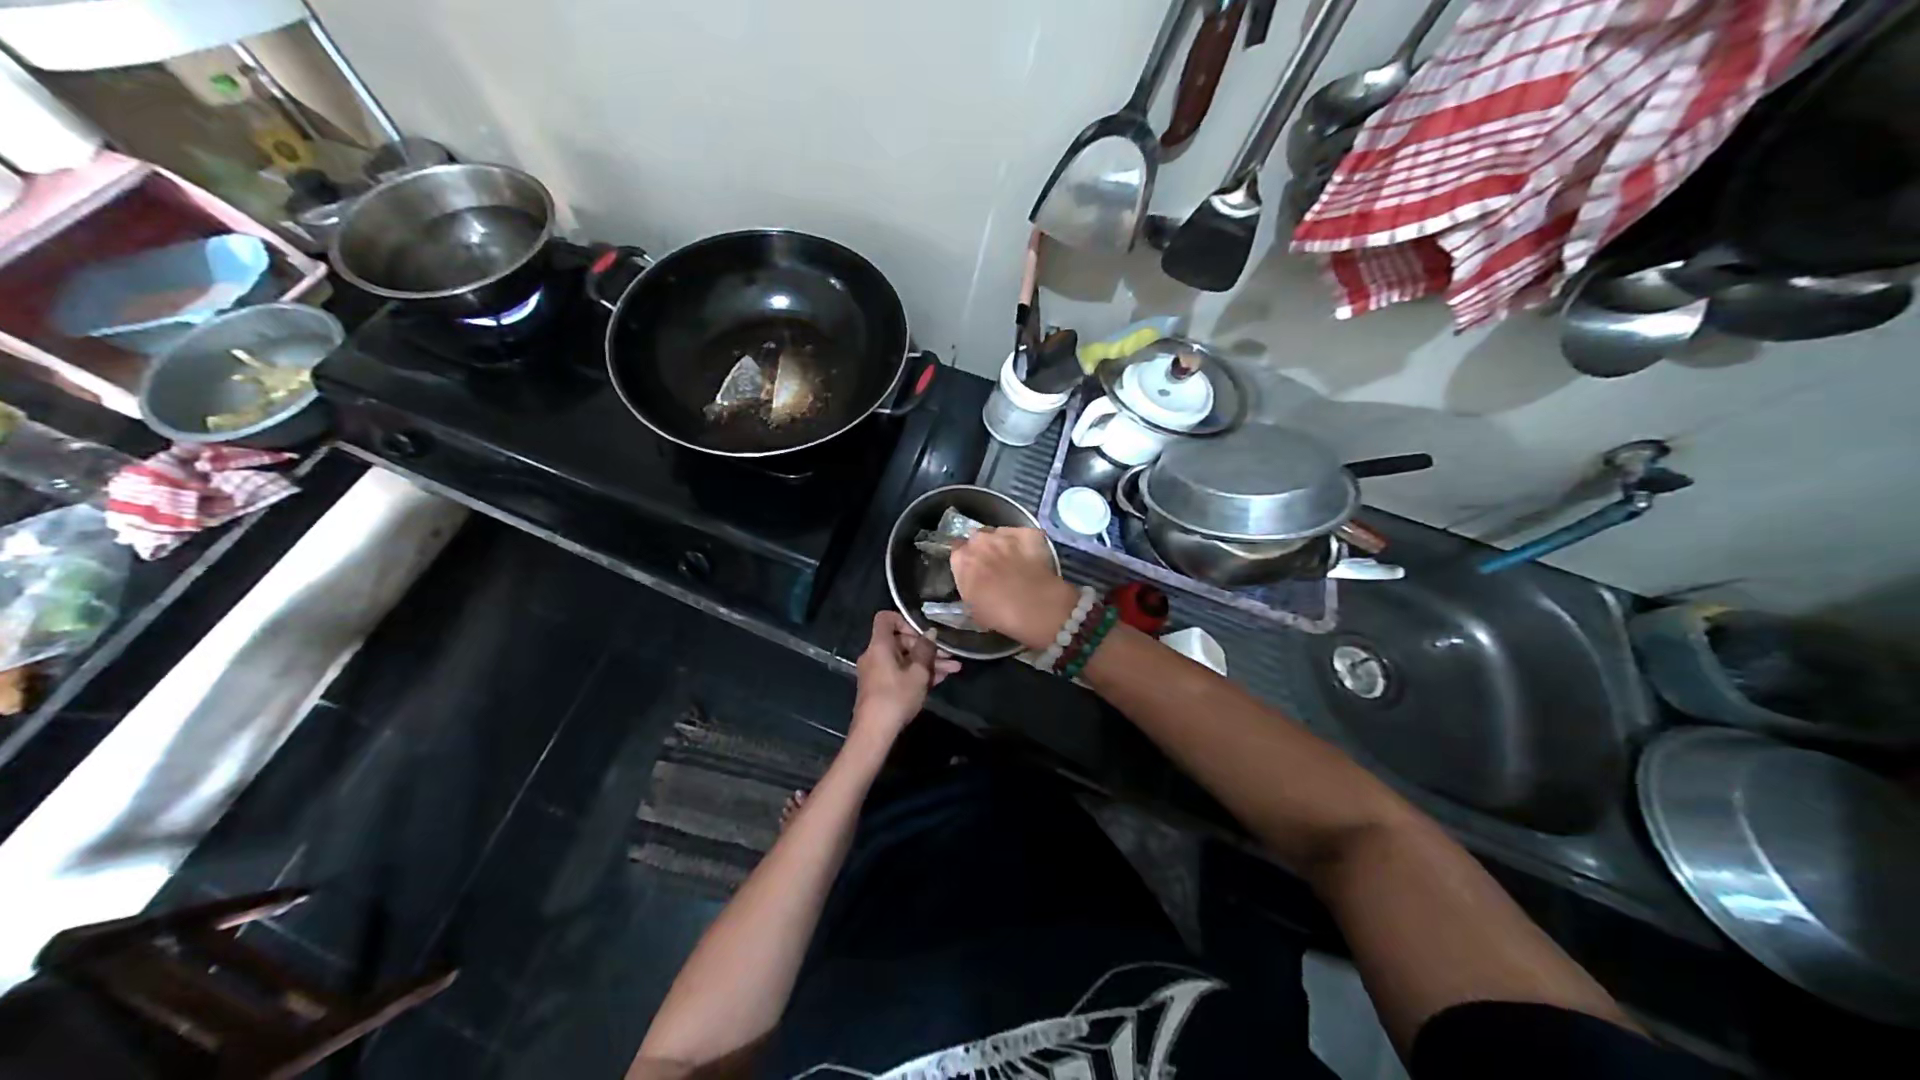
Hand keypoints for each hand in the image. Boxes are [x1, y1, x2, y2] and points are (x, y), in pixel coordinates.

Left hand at [851, 611, 959, 745]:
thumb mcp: (918, 673)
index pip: (885, 619)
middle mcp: (875, 655)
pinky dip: (918, 673)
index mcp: (879, 646)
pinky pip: (901, 672)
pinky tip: (941, 679)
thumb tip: (931, 633)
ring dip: (928, 662)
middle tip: (949, 655)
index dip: (905, 620)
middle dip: (926, 647)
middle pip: (901, 641)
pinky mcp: (881, 687)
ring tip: (954, 668)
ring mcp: (877, 672)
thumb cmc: (896, 697)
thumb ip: (926, 650)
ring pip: (905, 659)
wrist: (874, 732)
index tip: (923, 633)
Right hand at [950, 527, 1079, 650]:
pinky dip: (1025, 542)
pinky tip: (1031, 556)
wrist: (1035, 607)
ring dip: (1003, 544)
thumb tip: (971, 581)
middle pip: (977, 538)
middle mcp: (979, 540)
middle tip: (994, 565)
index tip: (973, 568)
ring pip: (999, 533)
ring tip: (1014, 560)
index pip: (957, 550)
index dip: (966, 559)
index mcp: (962, 559)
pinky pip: (1022, 534)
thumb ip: (967, 586)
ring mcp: (1004, 534)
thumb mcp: (970, 606)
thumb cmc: (998, 613)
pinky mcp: (1028, 533)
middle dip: (983, 548)